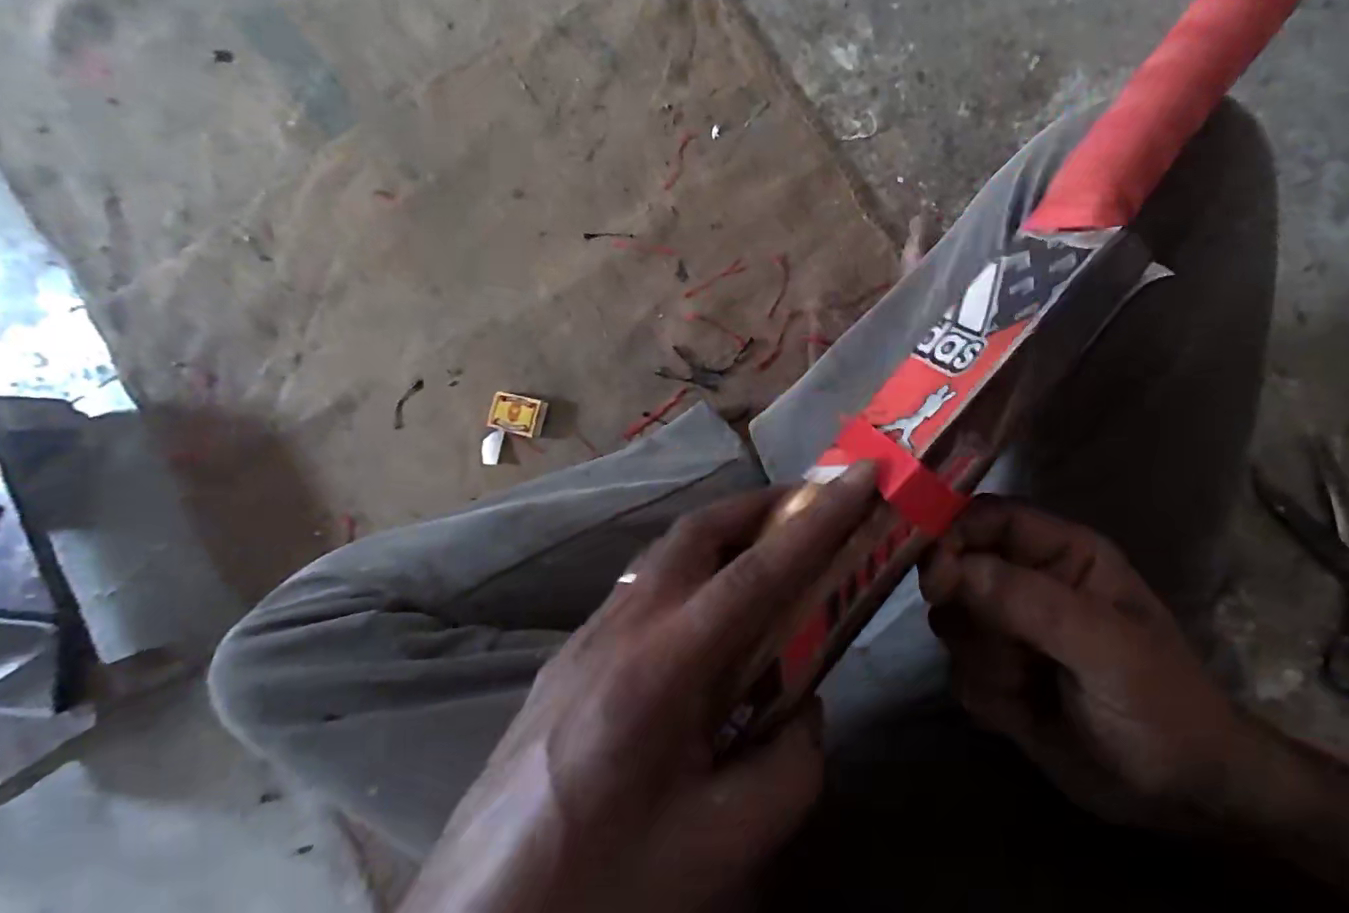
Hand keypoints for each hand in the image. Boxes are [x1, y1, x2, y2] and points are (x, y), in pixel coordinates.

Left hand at [400, 464, 879, 912]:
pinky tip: (702, 623)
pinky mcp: (566, 657)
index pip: (757, 572)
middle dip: (759, 507)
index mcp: (662, 666)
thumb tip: (803, 711)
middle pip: (696, 534)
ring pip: (661, 558)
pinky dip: (684, 577)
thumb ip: (789, 769)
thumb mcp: (723, 844)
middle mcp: (620, 628)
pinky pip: (638, 591)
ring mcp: (584, 636)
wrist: (485, 909)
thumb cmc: (607, 876)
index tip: (862, 477)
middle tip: (810, 507)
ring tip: (763, 557)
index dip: (819, 522)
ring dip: (718, 540)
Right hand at [919, 495, 1255, 825]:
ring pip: (951, 620)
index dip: (954, 531)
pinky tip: (1021, 712)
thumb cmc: (1161, 704)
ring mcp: (1008, 631)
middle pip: (956, 566)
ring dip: (978, 655)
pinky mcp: (995, 675)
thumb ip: (1032, 601)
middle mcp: (1028, 583)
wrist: (1181, 798)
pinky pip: (957, 668)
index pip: (991, 518)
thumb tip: (953, 567)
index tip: (933, 568)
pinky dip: (982, 691)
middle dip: (960, 602)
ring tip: (1024, 683)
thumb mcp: (1107, 647)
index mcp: (1064, 555)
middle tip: (981, 635)